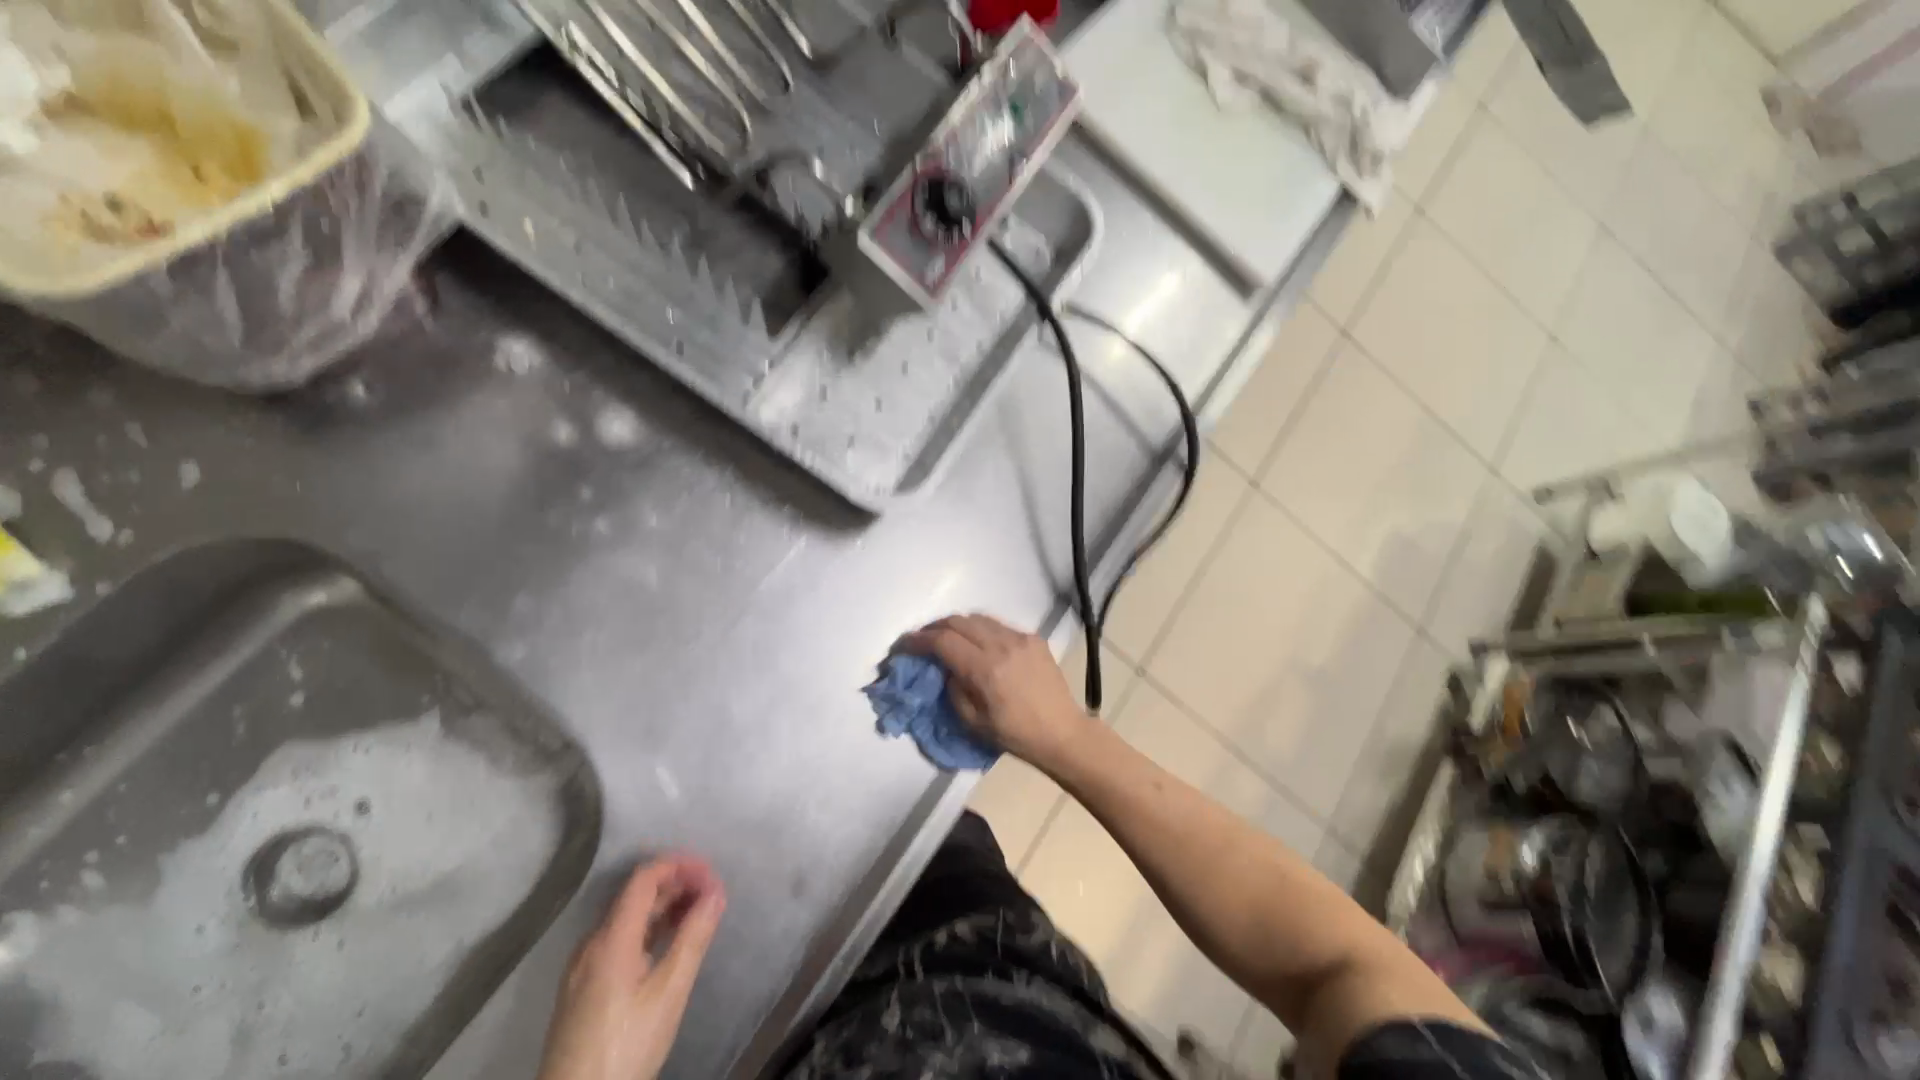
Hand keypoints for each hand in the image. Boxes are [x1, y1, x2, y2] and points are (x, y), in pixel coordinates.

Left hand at [538, 856, 726, 1079]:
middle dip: (675, 885)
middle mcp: (591, 945)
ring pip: (625, 920)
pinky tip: (667, 946)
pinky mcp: (582, 989)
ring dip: (662, 908)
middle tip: (712, 894)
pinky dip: (647, 931)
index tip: (711, 873)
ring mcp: (582, 968)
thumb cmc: (626, 1047)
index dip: (678, 866)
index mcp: (610, 939)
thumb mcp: (668, 993)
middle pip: (633, 896)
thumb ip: (692, 939)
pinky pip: (618, 942)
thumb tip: (715, 893)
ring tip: (697, 914)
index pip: (643, 879)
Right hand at [898, 614, 1096, 769]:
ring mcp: (1020, 638)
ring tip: (948, 638)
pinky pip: (999, 626)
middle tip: (922, 640)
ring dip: (958, 625)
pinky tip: (978, 644)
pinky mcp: (1034, 639)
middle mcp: (1002, 645)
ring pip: (979, 618)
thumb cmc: (1015, 734)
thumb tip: (944, 667)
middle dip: (935, 627)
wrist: (1062, 732)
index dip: (919, 640)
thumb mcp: (973, 721)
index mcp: (986, 669)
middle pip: (958, 621)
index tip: (904, 645)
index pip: (943, 641)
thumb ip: (953, 689)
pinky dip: (981, 630)